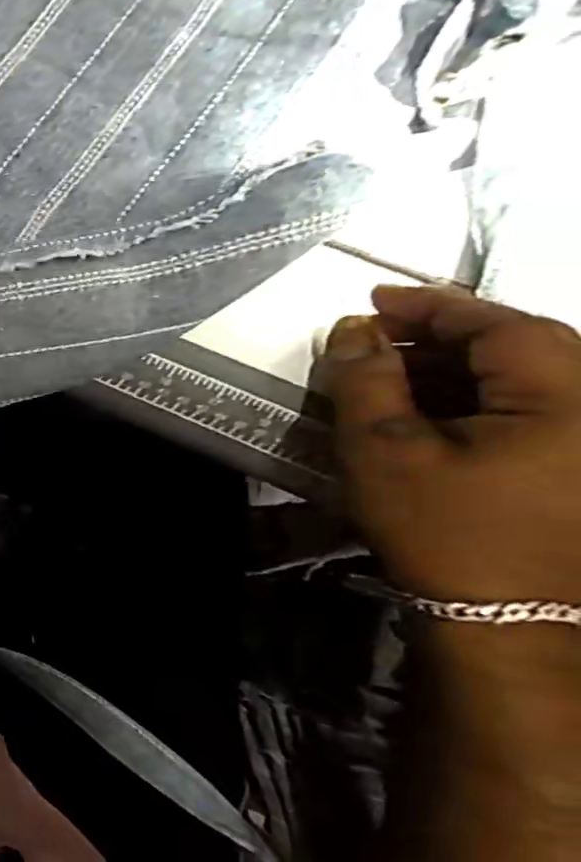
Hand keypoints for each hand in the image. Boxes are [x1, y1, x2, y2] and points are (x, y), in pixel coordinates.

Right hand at [319, 285, 580, 604]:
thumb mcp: (382, 448)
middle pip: (531, 345)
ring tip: (396, 368)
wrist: (504, 615)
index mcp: (569, 406)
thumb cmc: (439, 526)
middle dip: (449, 332)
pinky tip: (436, 404)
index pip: (506, 328)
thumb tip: (354, 329)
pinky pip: (545, 406)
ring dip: (465, 363)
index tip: (372, 299)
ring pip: (539, 375)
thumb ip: (366, 380)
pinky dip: (486, 393)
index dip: (435, 306)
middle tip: (379, 332)